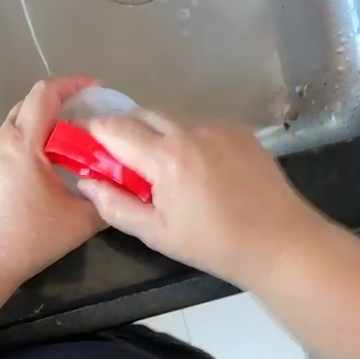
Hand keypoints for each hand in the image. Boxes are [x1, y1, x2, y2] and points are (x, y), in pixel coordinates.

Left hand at [0, 77, 107, 285]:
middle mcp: (2, 140)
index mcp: (23, 144)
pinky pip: (11, 139)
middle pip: (30, 102)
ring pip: (19, 120)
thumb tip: (123, 185)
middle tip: (89, 115)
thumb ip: (106, 197)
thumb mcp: (80, 221)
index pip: (45, 94)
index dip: (72, 85)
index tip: (97, 90)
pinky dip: (33, 138)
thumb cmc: (30, 239)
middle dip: (61, 101)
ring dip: (45, 121)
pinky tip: (52, 158)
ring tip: (74, 137)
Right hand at [75, 111, 332, 288]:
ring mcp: (218, 127)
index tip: (79, 139)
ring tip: (154, 165)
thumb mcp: (156, 234)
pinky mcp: (238, 130)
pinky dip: (183, 138)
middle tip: (113, 155)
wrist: (280, 242)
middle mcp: (190, 131)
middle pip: (141, 113)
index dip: (92, 130)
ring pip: (171, 118)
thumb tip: (85, 182)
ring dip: (152, 133)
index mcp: (166, 158)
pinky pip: (198, 125)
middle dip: (121, 128)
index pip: (115, 128)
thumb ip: (115, 205)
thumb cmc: (213, 245)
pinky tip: (191, 167)